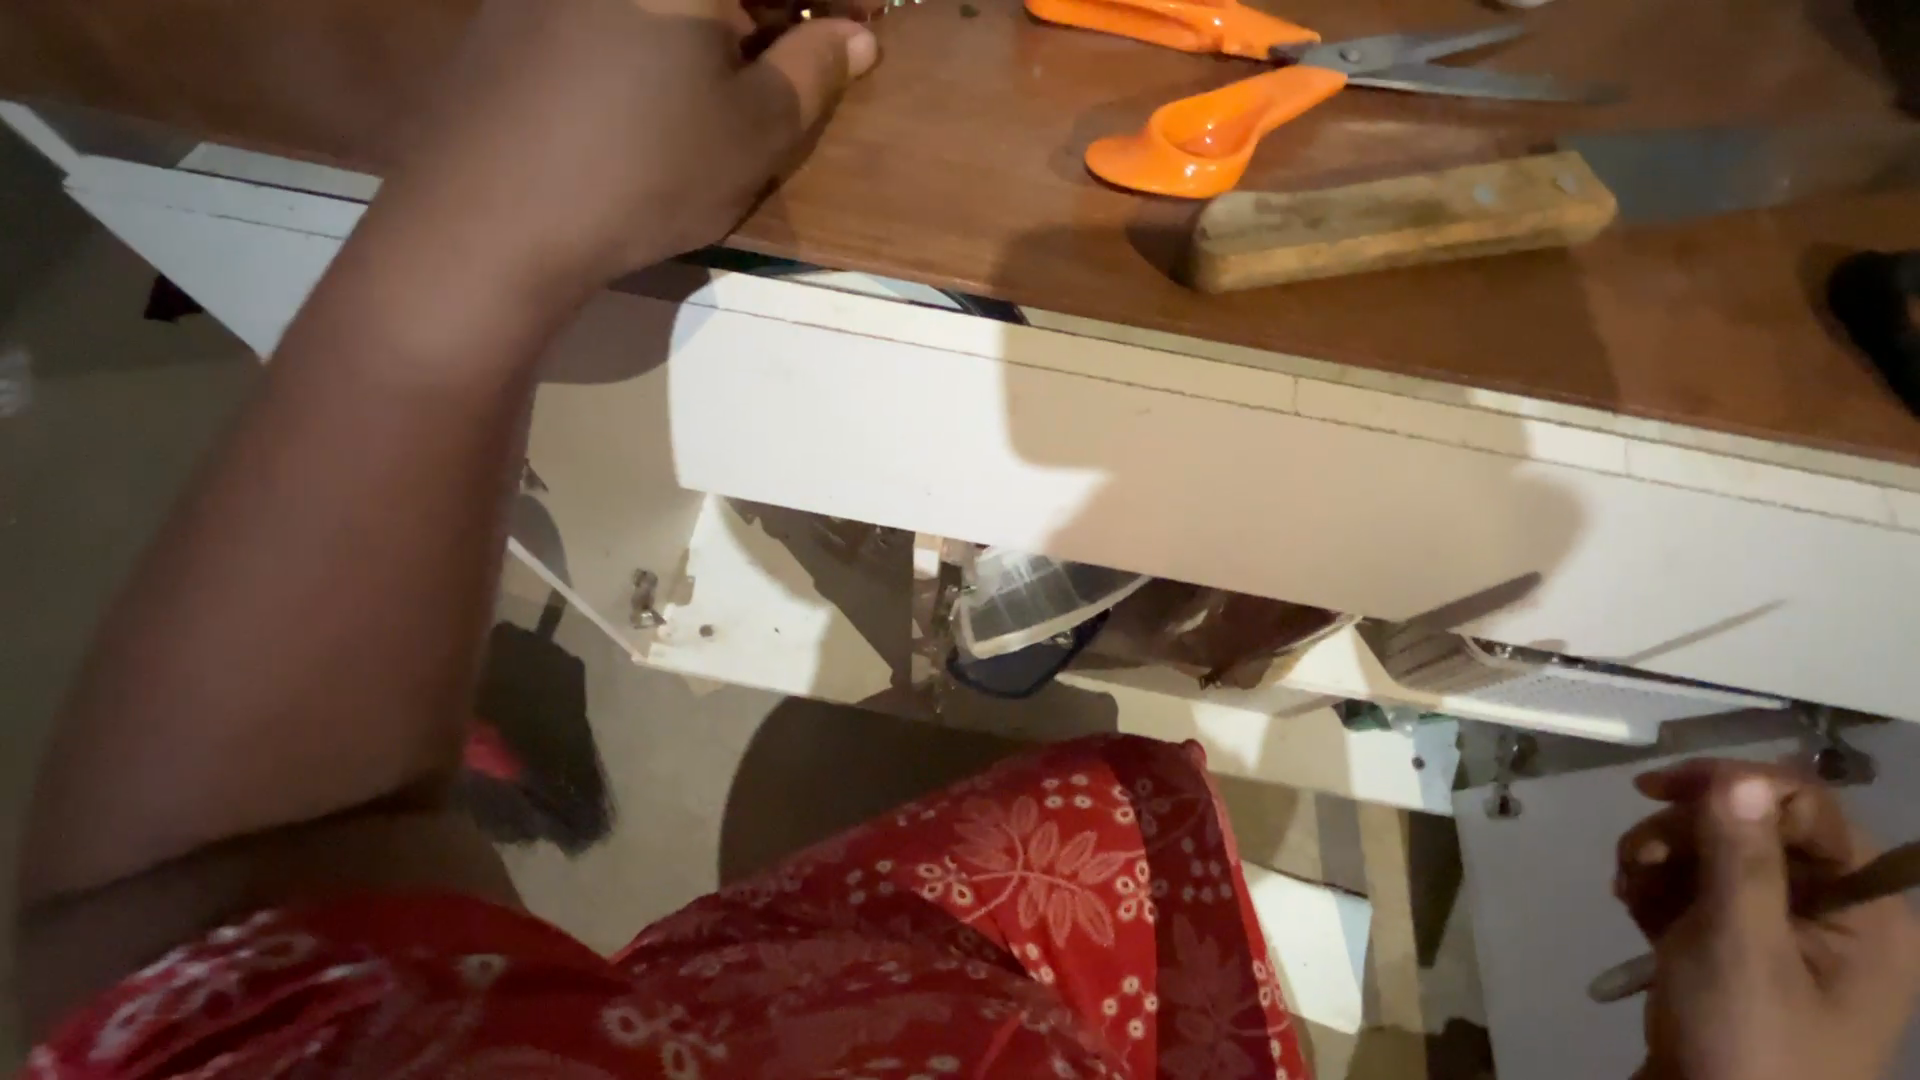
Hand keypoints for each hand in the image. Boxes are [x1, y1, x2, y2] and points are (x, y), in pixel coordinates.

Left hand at [369, 0, 877, 303]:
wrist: (496, 212)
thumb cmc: (648, 167)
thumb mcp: (755, 131)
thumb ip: (814, 73)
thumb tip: (853, 39)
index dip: (836, 3)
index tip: (863, 35)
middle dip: (780, 10)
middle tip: (812, 55)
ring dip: (727, 20)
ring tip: (748, 74)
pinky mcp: (524, 0)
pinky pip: (624, 5)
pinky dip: (668, 26)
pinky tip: (675, 78)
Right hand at [1614, 759, 1919, 1079]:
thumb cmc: (1745, 1035)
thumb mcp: (1739, 944)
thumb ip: (1744, 859)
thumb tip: (1741, 778)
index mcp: (1862, 909)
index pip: (1806, 806)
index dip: (1733, 784)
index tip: (1656, 787)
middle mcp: (1829, 908)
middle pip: (1746, 824)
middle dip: (1679, 831)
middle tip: (1636, 859)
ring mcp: (1779, 926)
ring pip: (1708, 850)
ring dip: (1655, 858)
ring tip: (1629, 891)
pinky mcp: (1732, 940)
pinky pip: (1689, 884)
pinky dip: (1653, 885)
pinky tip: (1634, 909)